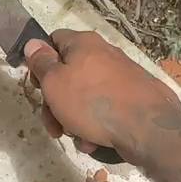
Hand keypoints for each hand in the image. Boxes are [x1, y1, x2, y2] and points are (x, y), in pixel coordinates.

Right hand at [23, 31, 180, 160]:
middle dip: (56, 102)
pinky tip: (95, 141)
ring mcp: (122, 75)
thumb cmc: (92, 102)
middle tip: (53, 124)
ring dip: (74, 118)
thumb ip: (41, 63)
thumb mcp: (55, 83)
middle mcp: (104, 53)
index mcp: (83, 43)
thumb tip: (33, 44)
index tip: (37, 86)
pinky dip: (96, 125)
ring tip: (77, 137)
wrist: (147, 128)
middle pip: (68, 74)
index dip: (40, 62)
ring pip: (85, 96)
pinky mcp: (135, 97)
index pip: (53, 40)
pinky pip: (105, 109)